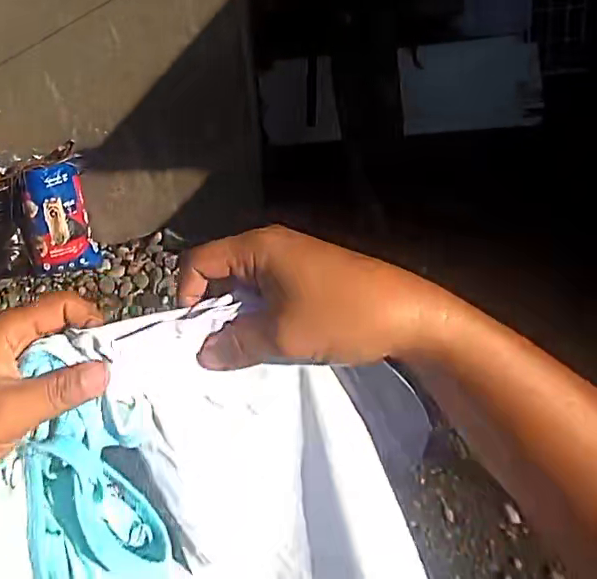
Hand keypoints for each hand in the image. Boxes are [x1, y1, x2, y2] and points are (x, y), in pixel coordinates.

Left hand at [0, 292, 110, 499]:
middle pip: (58, 326)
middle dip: (84, 342)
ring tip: (98, 383)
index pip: (59, 305)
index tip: (109, 344)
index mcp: (9, 330)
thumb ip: (60, 389)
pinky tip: (76, 398)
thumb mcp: (16, 409)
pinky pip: (45, 373)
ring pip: (53, 351)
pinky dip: (62, 381)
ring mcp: (9, 363)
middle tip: (109, 366)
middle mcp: (11, 339)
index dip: (87, 316)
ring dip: (74, 364)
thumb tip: (106, 370)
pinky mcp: (9, 387)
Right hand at [175, 225, 457, 370]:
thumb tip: (203, 352)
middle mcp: (269, 243)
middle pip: (219, 270)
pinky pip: (266, 288)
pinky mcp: (306, 273)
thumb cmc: (342, 315)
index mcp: (257, 246)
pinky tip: (271, 338)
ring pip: (244, 283)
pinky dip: (259, 312)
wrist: (408, 312)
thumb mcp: (283, 336)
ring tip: (244, 347)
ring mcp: (290, 257)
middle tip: (216, 347)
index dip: (187, 294)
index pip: (199, 260)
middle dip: (212, 308)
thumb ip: (236, 343)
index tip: (195, 334)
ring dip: (238, 314)